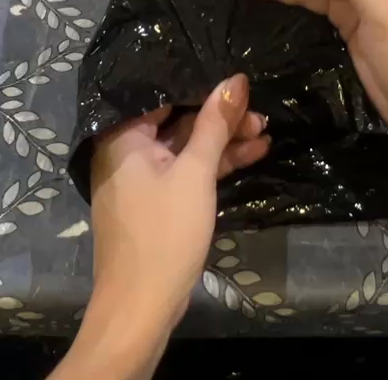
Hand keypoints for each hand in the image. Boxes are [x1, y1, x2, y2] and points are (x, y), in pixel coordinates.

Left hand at [84, 75, 268, 347]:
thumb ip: (216, 122)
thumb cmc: (164, 232)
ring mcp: (141, 177)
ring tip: (265, 130)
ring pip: (187, 146)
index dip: (203, 86)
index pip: (164, 94)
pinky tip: (253, 153)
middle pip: (179, 120)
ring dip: (224, 140)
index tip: (238, 80)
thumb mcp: (196, 172)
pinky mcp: (156, 200)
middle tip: (259, 111)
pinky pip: (186, 169)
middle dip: (221, 116)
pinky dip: (215, 163)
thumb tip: (235, 78)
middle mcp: (127, 151)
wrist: (141, 309)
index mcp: (123, 136)